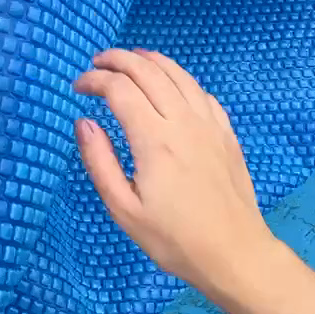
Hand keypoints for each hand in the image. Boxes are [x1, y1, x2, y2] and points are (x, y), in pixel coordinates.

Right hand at [74, 48, 285, 299]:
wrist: (235, 255)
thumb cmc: (174, 239)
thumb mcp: (124, 210)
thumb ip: (99, 162)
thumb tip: (84, 123)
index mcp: (154, 140)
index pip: (119, 89)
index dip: (94, 80)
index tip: (78, 88)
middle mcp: (183, 122)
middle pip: (148, 70)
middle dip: (118, 59)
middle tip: (97, 62)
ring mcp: (209, 124)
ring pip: (178, 73)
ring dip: (150, 59)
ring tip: (130, 58)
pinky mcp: (226, 132)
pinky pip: (201, 91)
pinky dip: (179, 78)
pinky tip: (170, 85)